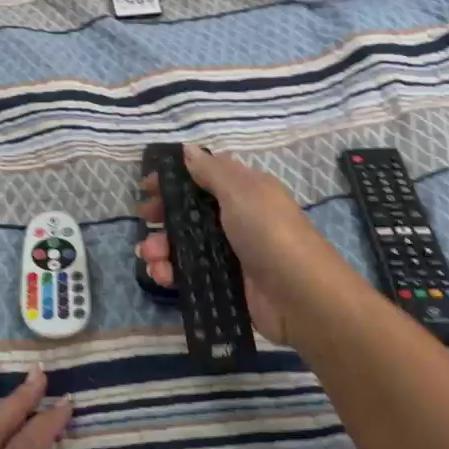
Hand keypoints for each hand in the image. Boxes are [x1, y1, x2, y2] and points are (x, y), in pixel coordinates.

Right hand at [135, 143, 354, 346]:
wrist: (303, 298)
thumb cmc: (270, 233)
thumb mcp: (241, 192)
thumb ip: (211, 172)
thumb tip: (188, 149)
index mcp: (244, 190)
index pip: (203, 176)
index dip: (175, 178)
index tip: (147, 185)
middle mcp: (237, 218)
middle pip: (190, 211)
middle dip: (164, 214)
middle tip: (145, 220)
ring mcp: (231, 253)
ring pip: (186, 243)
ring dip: (162, 247)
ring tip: (149, 256)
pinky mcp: (226, 283)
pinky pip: (191, 273)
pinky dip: (172, 272)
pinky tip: (161, 276)